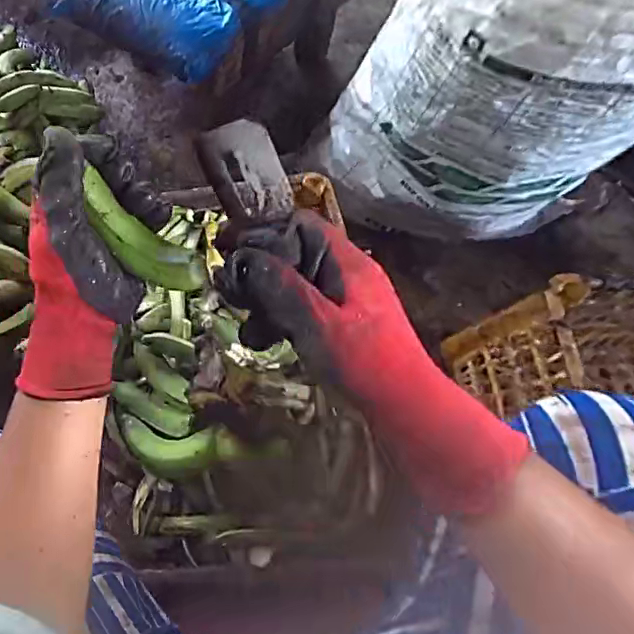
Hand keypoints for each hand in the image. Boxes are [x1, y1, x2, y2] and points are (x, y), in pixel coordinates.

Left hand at [14, 127, 142, 399]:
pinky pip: (145, 209)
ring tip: (148, 212)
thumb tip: (55, 132)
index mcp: (57, 196)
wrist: (92, 317)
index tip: (111, 161)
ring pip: (129, 186)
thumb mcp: (61, 226)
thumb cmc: (69, 273)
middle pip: (107, 167)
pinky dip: (154, 210)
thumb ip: (59, 181)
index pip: (75, 154)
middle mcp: (81, 202)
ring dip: (142, 194)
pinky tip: (156, 220)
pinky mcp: (128, 233)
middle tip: (129, 193)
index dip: (94, 151)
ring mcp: (106, 218)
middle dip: (123, 175)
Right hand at [221, 211, 527, 515]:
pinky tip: (263, 341)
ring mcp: (342, 300)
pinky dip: (279, 320)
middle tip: (229, 290)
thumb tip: (244, 258)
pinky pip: (301, 310)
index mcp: (345, 263)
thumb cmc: (364, 363)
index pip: (300, 224)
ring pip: (292, 284)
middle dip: (257, 271)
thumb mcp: (317, 322)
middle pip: (291, 254)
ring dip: (264, 301)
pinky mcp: (338, 325)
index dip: (262, 231)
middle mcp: (344, 274)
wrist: (406, 409)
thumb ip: (280, 287)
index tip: (228, 247)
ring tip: (248, 326)